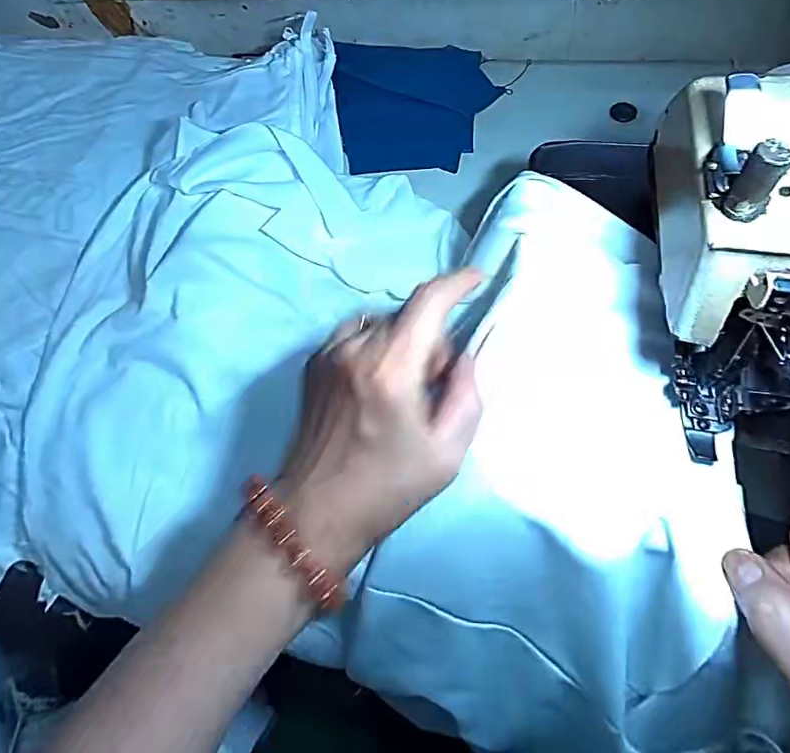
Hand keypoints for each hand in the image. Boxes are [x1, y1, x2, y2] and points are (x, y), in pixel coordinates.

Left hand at [278, 268, 484, 572]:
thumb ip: (466, 394)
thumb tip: (463, 356)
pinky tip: (373, 384)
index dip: (456, 283)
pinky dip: (375, 346)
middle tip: (432, 386)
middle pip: (408, 315)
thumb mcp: (447, 453)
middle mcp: (357, 348)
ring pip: (382, 322)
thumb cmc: (388, 487)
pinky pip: (356, 333)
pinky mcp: (313, 361)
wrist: (316, 510)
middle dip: (431, 339)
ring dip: (401, 342)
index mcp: (392, 369)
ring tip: (399, 388)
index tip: (476, 279)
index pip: (427, 301)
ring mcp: (329, 351)